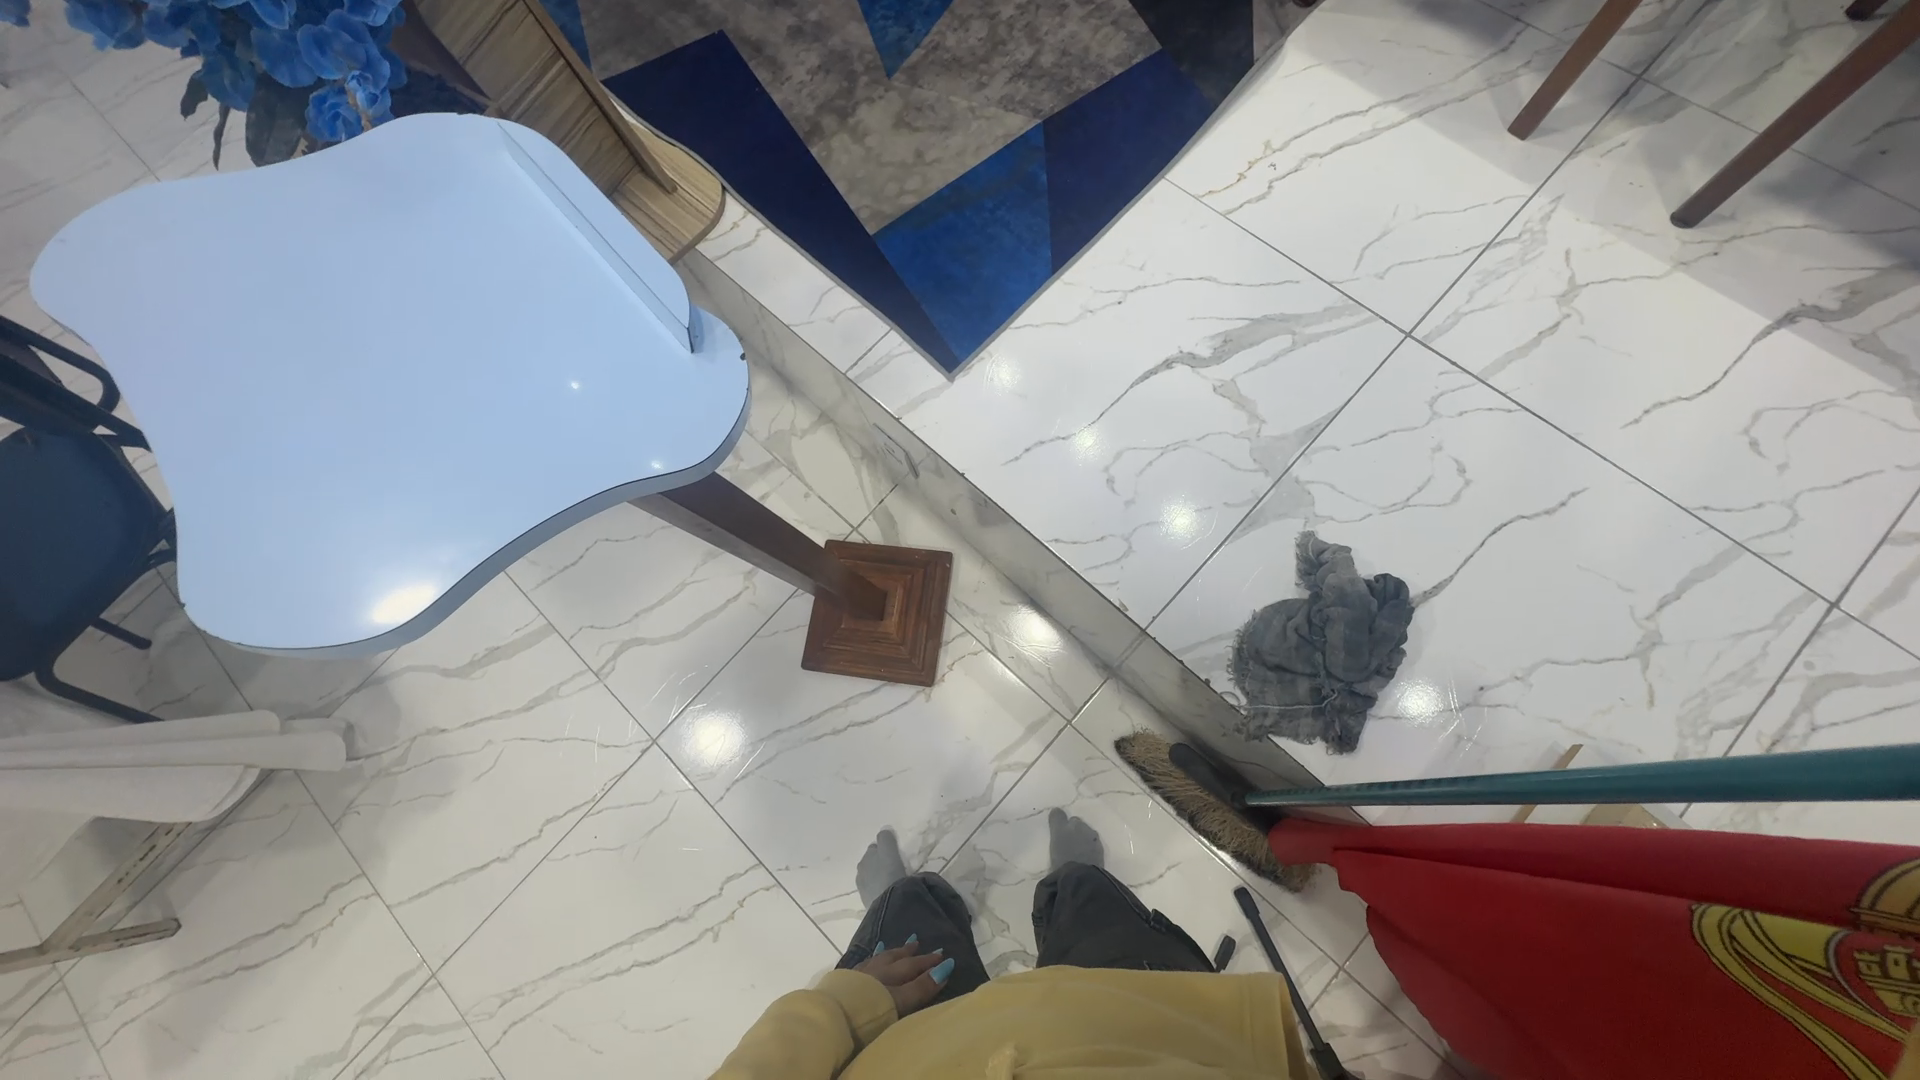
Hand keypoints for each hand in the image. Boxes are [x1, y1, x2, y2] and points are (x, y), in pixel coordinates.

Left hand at [853, 937, 954, 1017]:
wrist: (832, 1015)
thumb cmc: (870, 1013)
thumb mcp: (900, 1003)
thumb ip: (921, 987)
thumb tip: (945, 967)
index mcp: (893, 979)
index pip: (916, 970)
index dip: (930, 964)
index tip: (946, 958)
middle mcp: (879, 972)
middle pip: (900, 960)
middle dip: (914, 954)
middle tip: (924, 944)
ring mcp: (861, 973)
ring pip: (883, 957)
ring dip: (895, 951)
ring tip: (906, 944)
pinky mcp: (846, 978)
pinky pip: (867, 960)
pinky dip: (875, 955)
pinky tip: (876, 953)